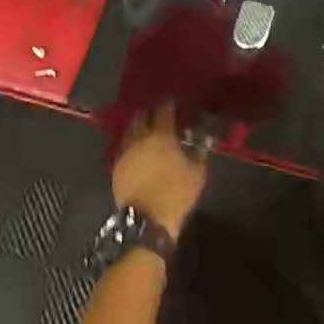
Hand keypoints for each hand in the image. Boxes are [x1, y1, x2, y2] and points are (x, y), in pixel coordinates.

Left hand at [111, 103, 207, 238]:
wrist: (147, 222)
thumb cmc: (176, 194)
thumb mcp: (197, 174)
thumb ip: (201, 152)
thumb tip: (206, 138)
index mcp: (161, 135)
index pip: (164, 110)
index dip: (170, 103)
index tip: (175, 102)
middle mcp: (140, 138)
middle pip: (142, 116)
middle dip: (150, 111)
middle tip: (158, 113)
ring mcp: (126, 152)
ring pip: (130, 130)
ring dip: (138, 126)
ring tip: (146, 129)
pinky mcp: (116, 167)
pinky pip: (123, 148)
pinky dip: (130, 144)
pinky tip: (136, 148)